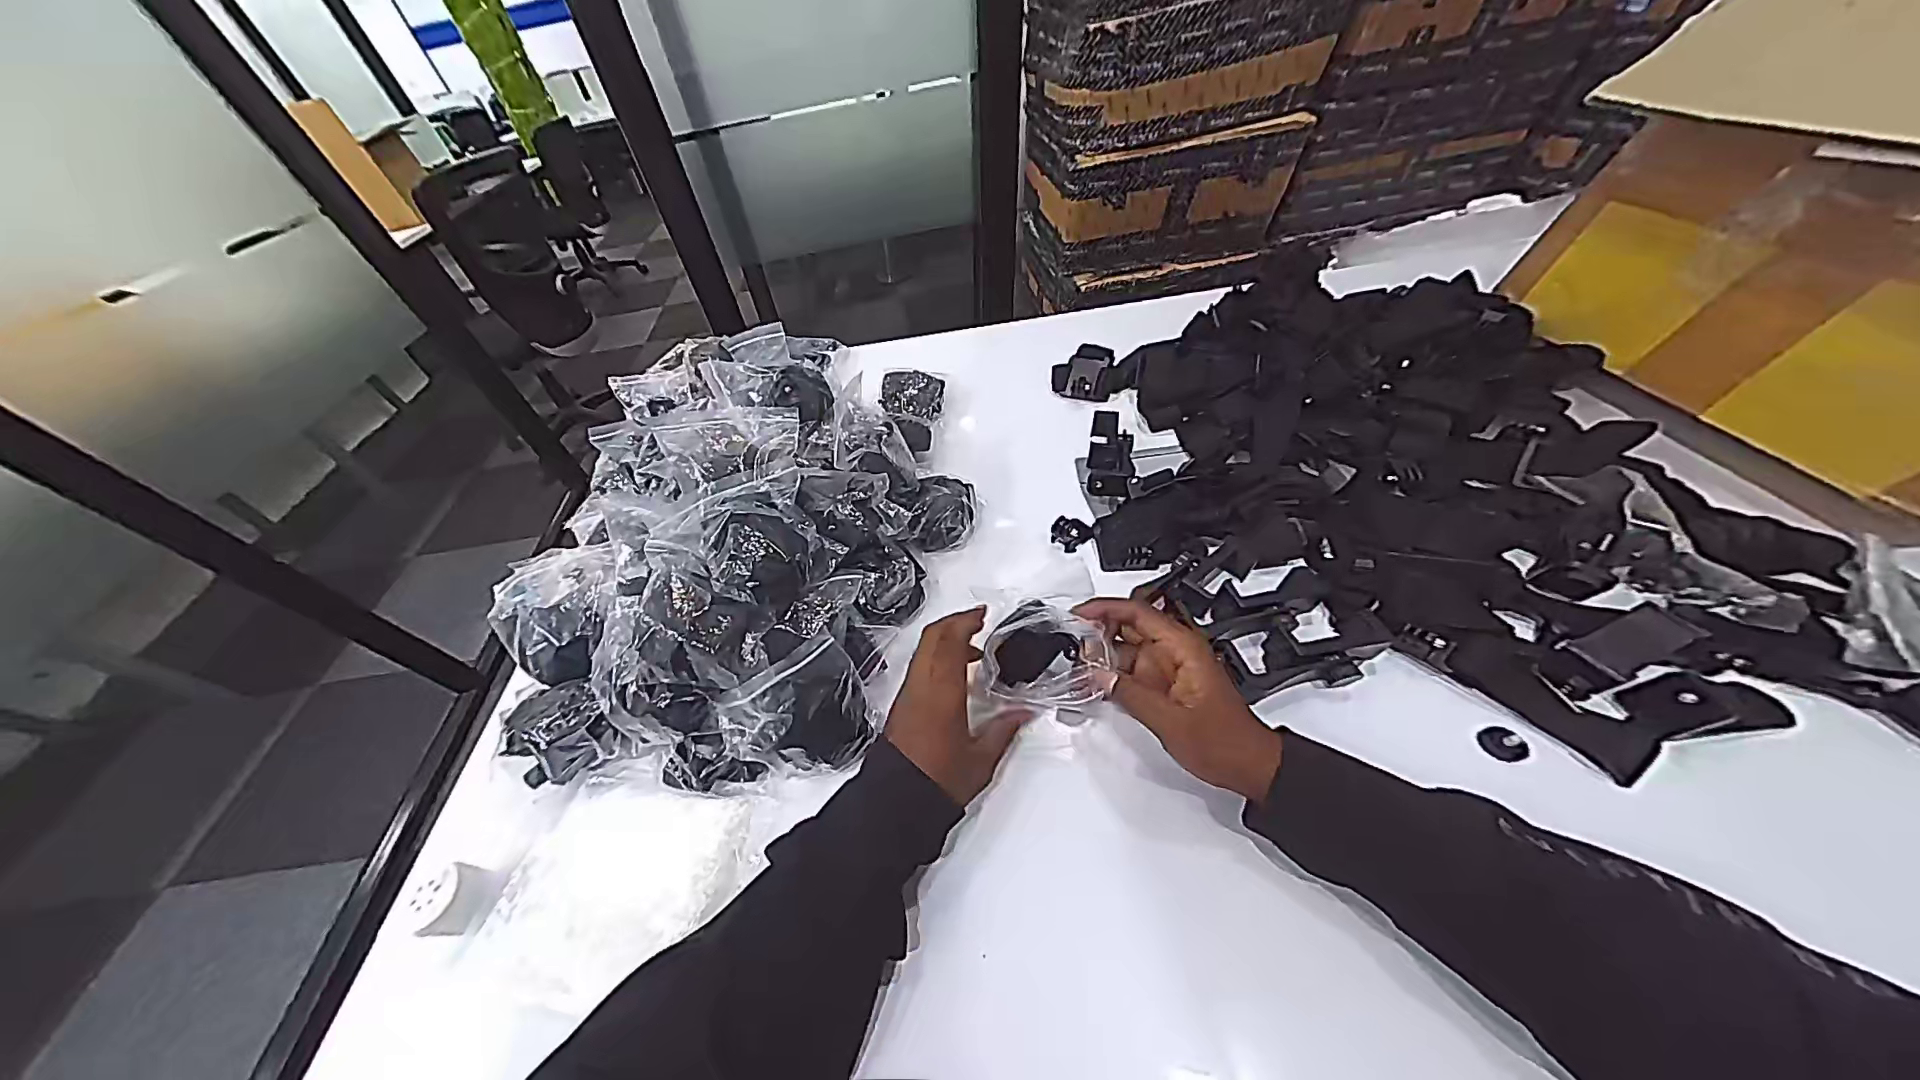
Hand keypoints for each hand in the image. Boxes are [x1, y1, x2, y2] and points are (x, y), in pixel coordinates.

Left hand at [886, 607, 1028, 805]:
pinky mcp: (900, 706)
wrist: (896, 804)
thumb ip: (1003, 730)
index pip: (949, 640)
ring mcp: (907, 695)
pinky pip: (919, 669)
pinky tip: (954, 676)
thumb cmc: (934, 783)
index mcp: (941, 692)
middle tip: (975, 622)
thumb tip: (1020, 714)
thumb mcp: (981, 758)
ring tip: (970, 650)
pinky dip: (936, 660)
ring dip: (945, 641)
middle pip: (932, 638)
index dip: (964, 620)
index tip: (980, 614)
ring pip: (923, 652)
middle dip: (954, 623)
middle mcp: (920, 687)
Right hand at [1074, 597, 1283, 803]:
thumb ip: (1130, 694)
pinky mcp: (1163, 686)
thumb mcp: (1170, 720)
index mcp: (1182, 647)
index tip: (1079, 614)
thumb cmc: (1227, 741)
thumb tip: (1099, 676)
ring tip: (1079, 670)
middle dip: (1098, 634)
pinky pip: (1131, 672)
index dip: (1104, 609)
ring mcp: (1168, 668)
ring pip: (1126, 650)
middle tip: (1073, 646)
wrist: (1249, 766)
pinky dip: (1112, 676)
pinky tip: (1095, 685)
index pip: (1137, 612)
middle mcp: (1174, 652)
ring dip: (1102, 657)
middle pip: (1128, 628)